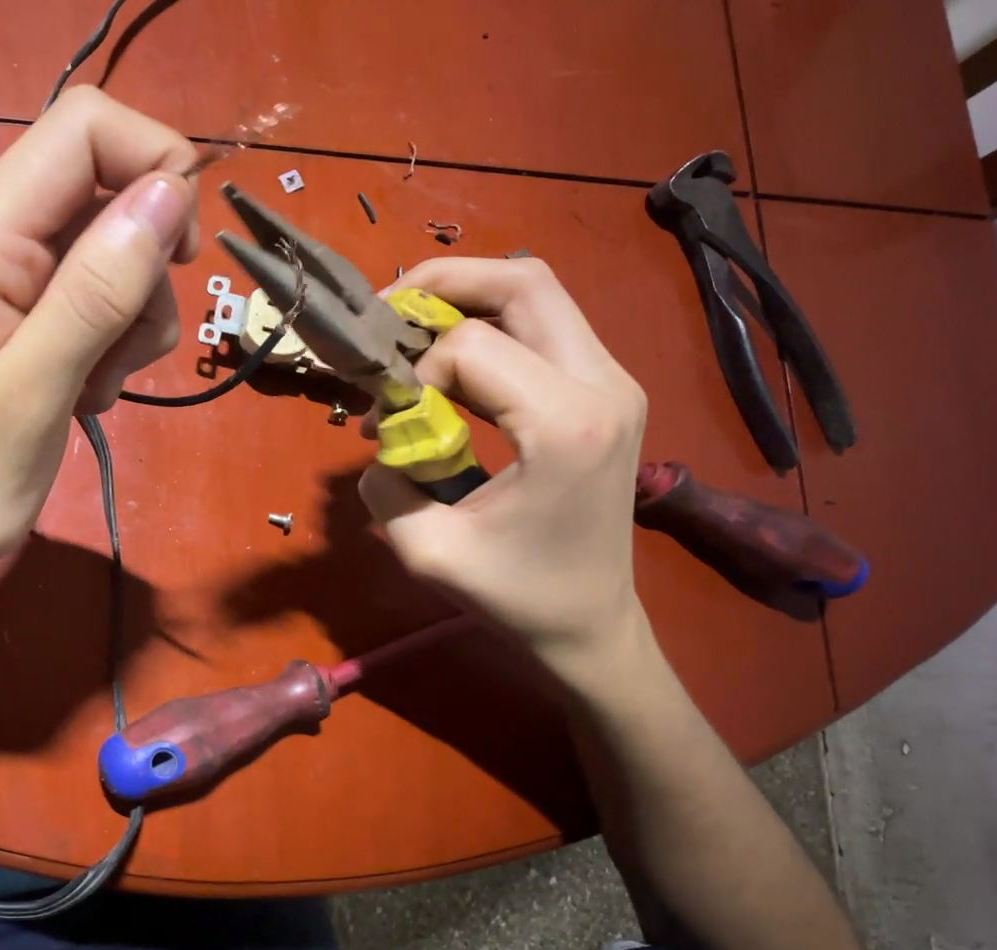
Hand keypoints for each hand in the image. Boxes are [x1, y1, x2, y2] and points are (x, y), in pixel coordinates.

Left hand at [0, 87, 198, 601]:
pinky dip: (100, 328)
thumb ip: (95, 292)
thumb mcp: (35, 397)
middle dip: (138, 269)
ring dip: (125, 311)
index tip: (181, 257)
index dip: (154, 165)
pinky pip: (76, 276)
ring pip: (99, 237)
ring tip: (96, 386)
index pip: (80, 131)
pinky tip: (82, 385)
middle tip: (122, 359)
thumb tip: (168, 191)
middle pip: (98, 187)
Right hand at [357, 257, 649, 666]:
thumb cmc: (514, 595)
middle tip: (384, 313)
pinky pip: (544, 324)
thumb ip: (385, 482)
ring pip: (537, 292)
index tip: (392, 427)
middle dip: (442, 281)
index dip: (412, 374)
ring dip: (465, 296)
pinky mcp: (606, 388)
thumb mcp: (425, 549)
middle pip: (523, 281)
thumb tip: (382, 436)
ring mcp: (613, 380)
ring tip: (410, 330)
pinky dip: (487, 324)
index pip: (471, 345)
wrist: (591, 622)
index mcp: (566, 424)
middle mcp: (603, 384)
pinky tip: (447, 361)